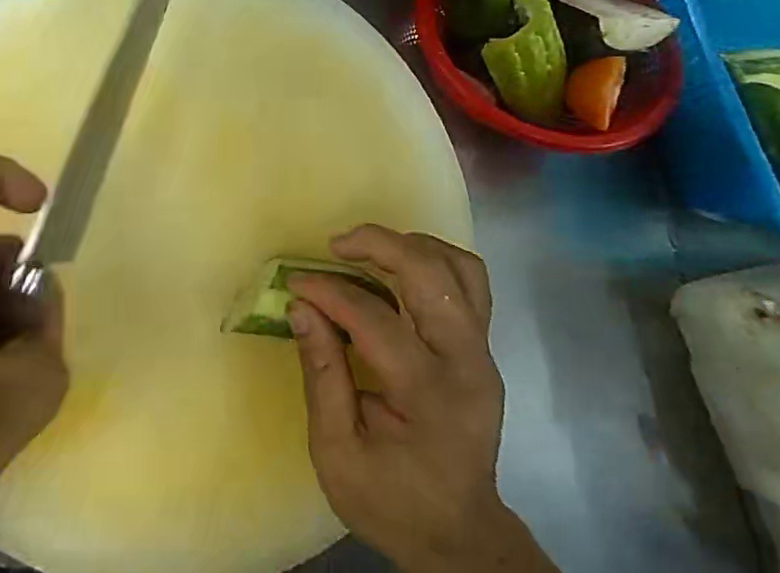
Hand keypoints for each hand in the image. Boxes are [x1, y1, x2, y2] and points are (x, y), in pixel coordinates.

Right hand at [288, 226, 555, 572]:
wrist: (459, 534)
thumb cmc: (391, 500)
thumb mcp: (337, 452)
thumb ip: (321, 374)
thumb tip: (301, 307)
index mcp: (429, 396)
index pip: (376, 319)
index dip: (330, 293)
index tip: (295, 284)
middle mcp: (467, 364)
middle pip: (431, 276)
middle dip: (379, 245)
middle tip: (336, 245)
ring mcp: (484, 353)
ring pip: (460, 268)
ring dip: (412, 246)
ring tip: (368, 249)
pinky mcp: (484, 349)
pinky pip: (468, 283)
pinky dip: (432, 261)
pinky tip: (398, 267)